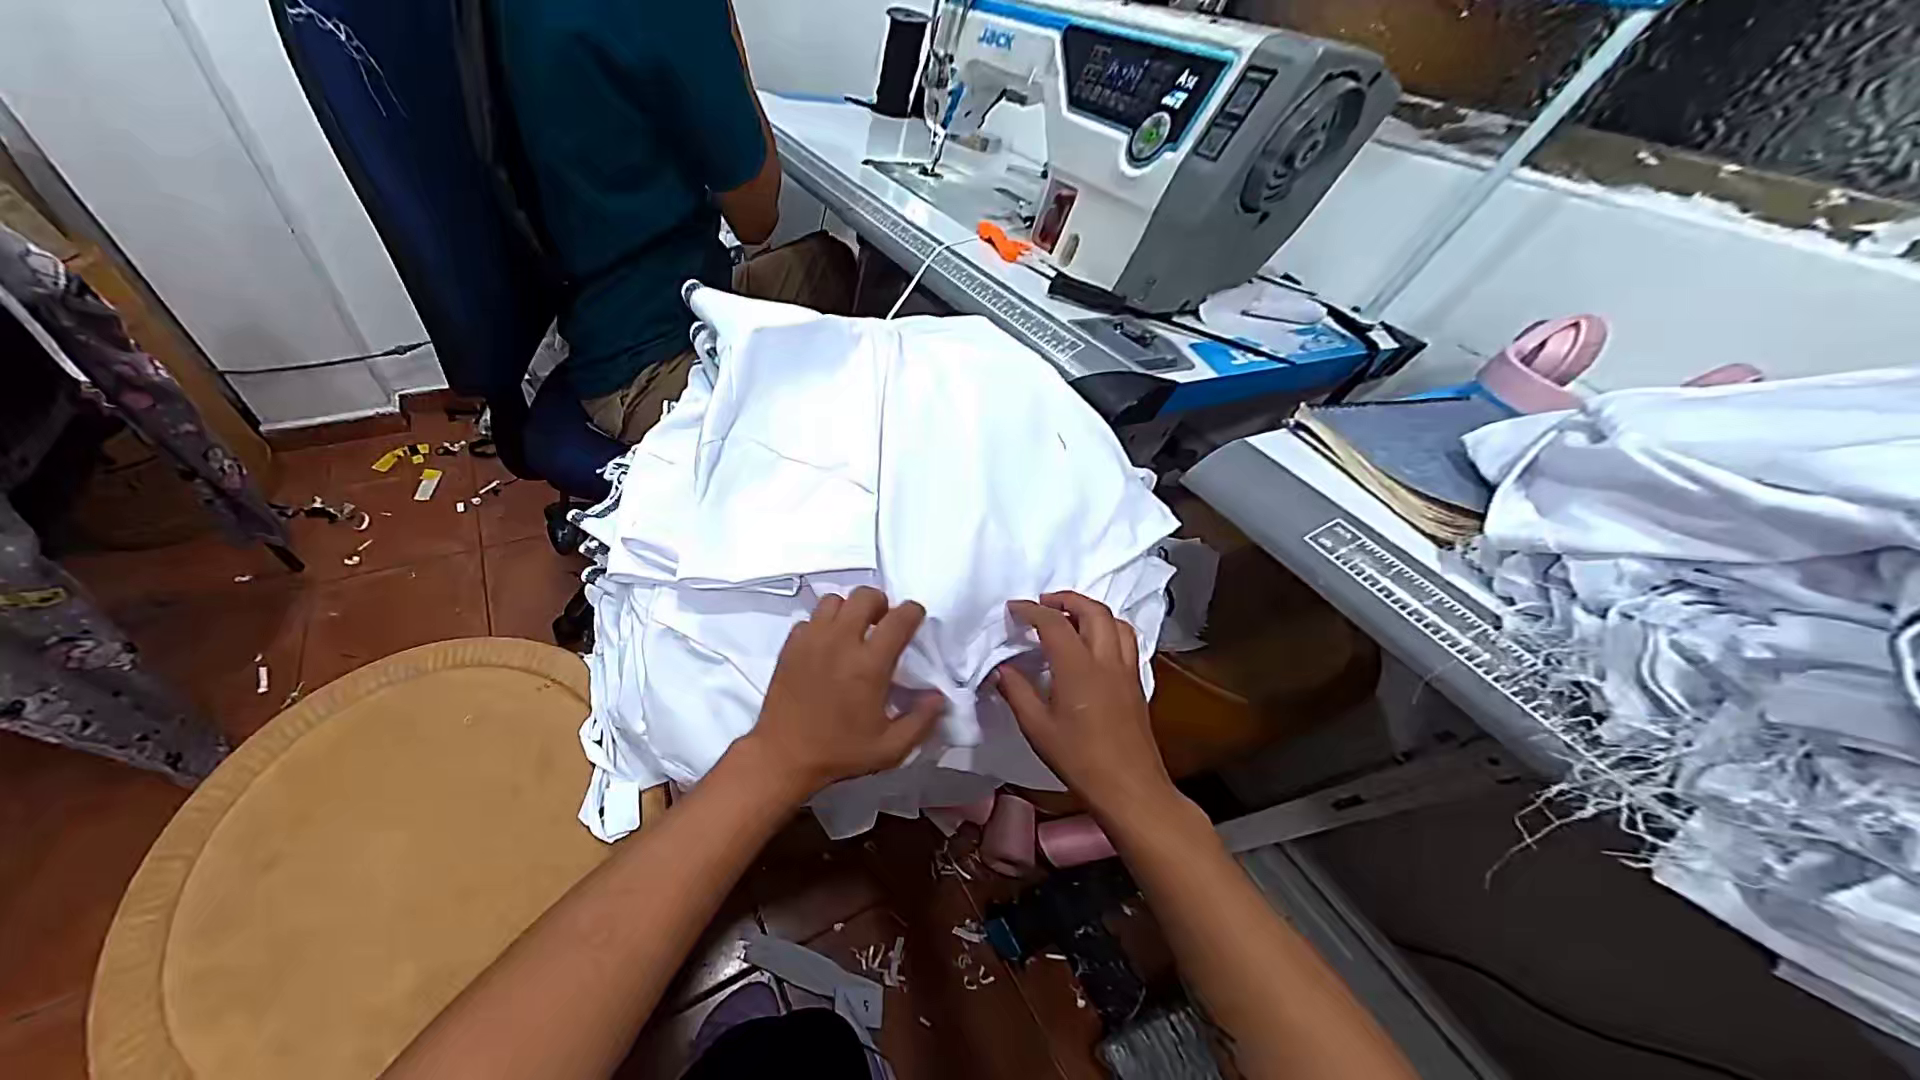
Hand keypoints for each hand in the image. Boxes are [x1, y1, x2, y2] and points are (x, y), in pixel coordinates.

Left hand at [744, 587, 944, 797]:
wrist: (782, 757)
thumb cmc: (839, 752)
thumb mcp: (890, 748)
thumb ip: (921, 721)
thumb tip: (938, 697)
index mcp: (870, 664)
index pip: (899, 618)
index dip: (913, 612)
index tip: (915, 620)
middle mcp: (841, 642)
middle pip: (865, 596)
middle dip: (881, 604)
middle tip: (882, 625)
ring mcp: (812, 640)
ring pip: (834, 600)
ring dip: (849, 610)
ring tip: (853, 632)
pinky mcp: (790, 646)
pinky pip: (811, 618)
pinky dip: (823, 624)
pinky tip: (827, 646)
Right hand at [995, 593, 1177, 820]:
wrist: (1129, 787)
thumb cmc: (1079, 760)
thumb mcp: (1037, 728)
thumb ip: (1017, 692)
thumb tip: (1001, 670)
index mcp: (1078, 668)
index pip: (1054, 623)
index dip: (1032, 610)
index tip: (1014, 609)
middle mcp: (1106, 660)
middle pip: (1092, 610)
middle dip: (1066, 599)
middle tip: (1044, 604)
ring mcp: (1126, 670)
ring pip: (1115, 621)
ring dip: (1091, 610)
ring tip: (1070, 617)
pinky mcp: (1137, 682)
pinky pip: (1127, 640)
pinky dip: (1110, 628)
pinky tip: (1095, 644)